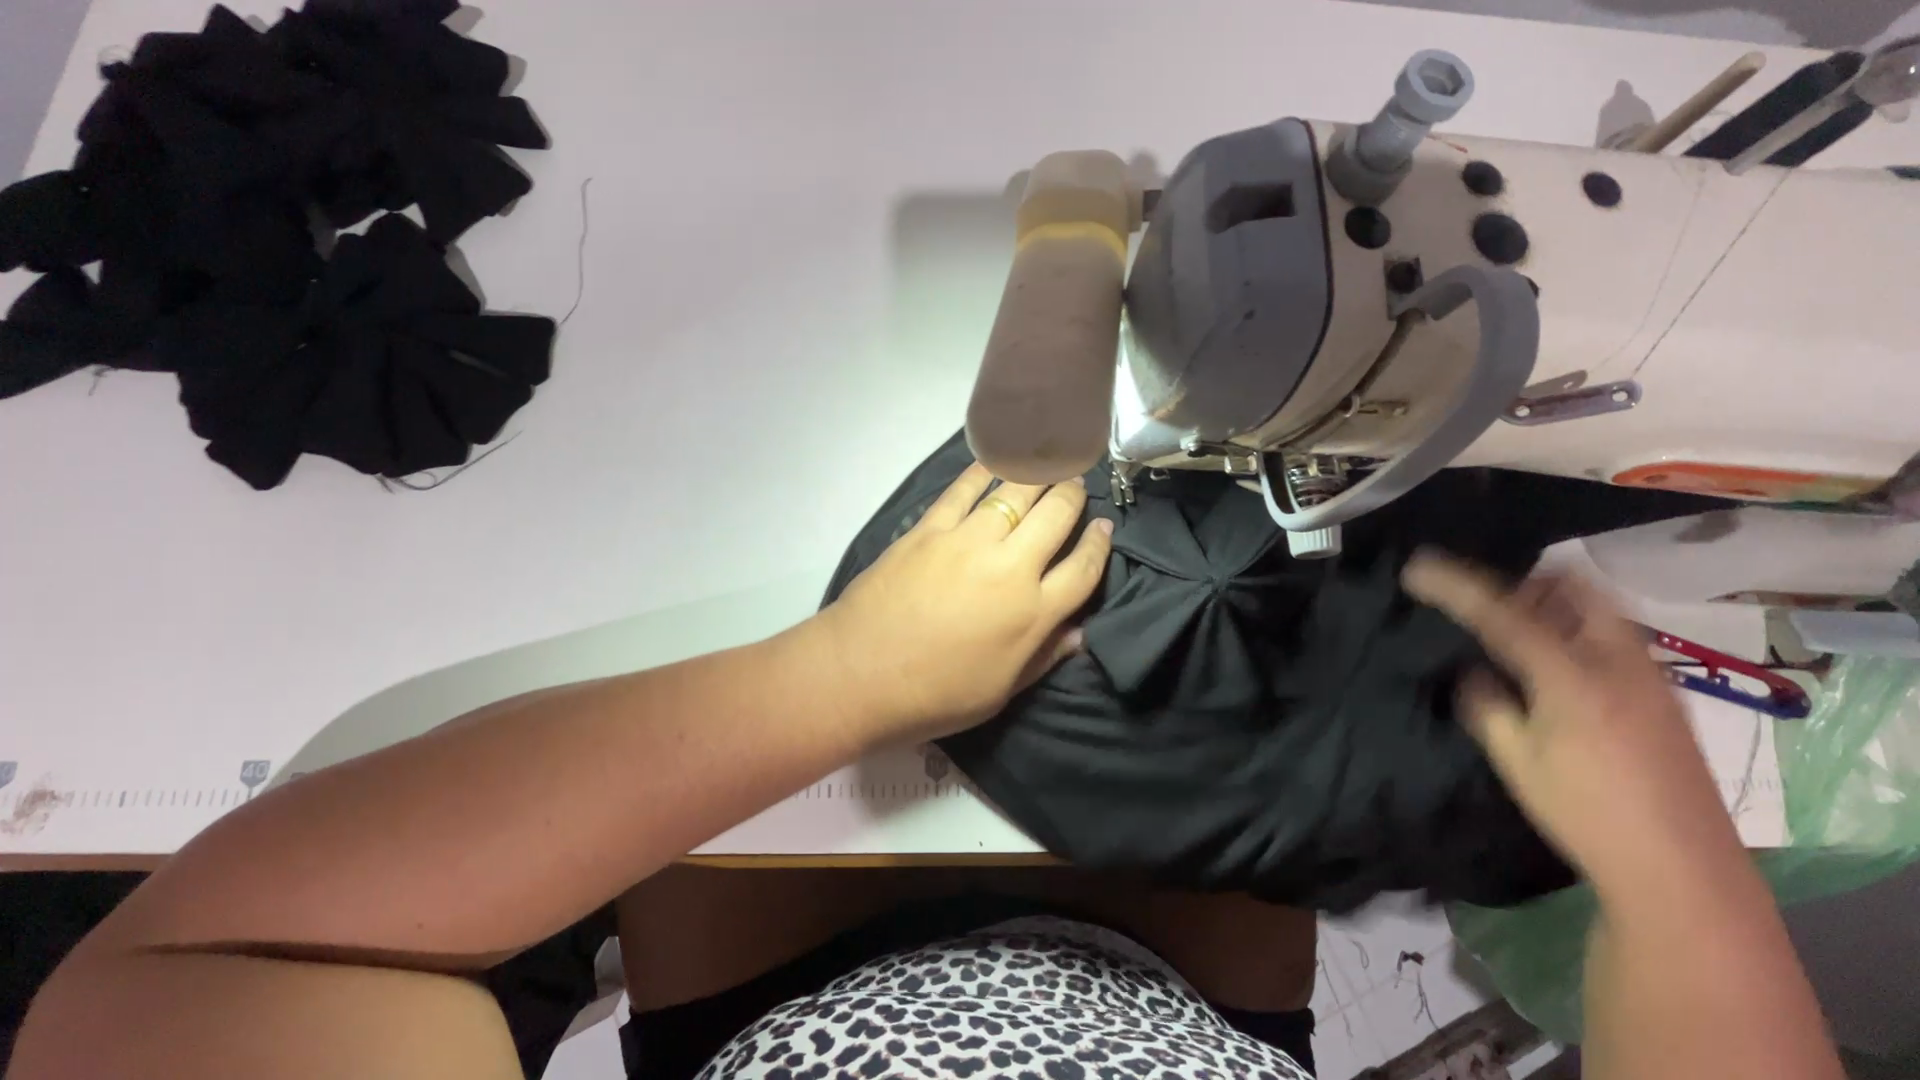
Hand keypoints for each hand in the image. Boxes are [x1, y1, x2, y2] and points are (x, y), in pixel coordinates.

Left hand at [810, 463, 1112, 747]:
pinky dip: (983, 472)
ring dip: (1038, 472)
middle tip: (1075, 483)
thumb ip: (1044, 656)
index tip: (1106, 526)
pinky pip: (964, 489)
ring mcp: (968, 542)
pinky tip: (995, 461)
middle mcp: (1010, 567)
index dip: (1100, 543)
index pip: (1083, 567)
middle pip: (1056, 515)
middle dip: (1072, 494)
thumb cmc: (936, 696)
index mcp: (1034, 612)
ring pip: (1015, 492)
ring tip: (1047, 462)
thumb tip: (1080, 633)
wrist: (861, 676)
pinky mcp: (929, 529)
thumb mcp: (1002, 691)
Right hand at [1402, 551, 1745, 892]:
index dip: (1456, 586)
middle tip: (1492, 608)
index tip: (1418, 568)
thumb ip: (1487, 707)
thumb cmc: (1586, 815)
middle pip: (1574, 586)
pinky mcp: (1665, 695)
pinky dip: (1580, 634)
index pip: (1502, 613)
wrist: (1682, 868)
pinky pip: (1616, 638)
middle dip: (1528, 583)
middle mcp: (1617, 661)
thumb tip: (1474, 675)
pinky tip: (1560, 675)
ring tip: (1521, 640)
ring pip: (1599, 610)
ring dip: (1556, 607)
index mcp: (1570, 676)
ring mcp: (1649, 675)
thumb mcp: (1517, 762)